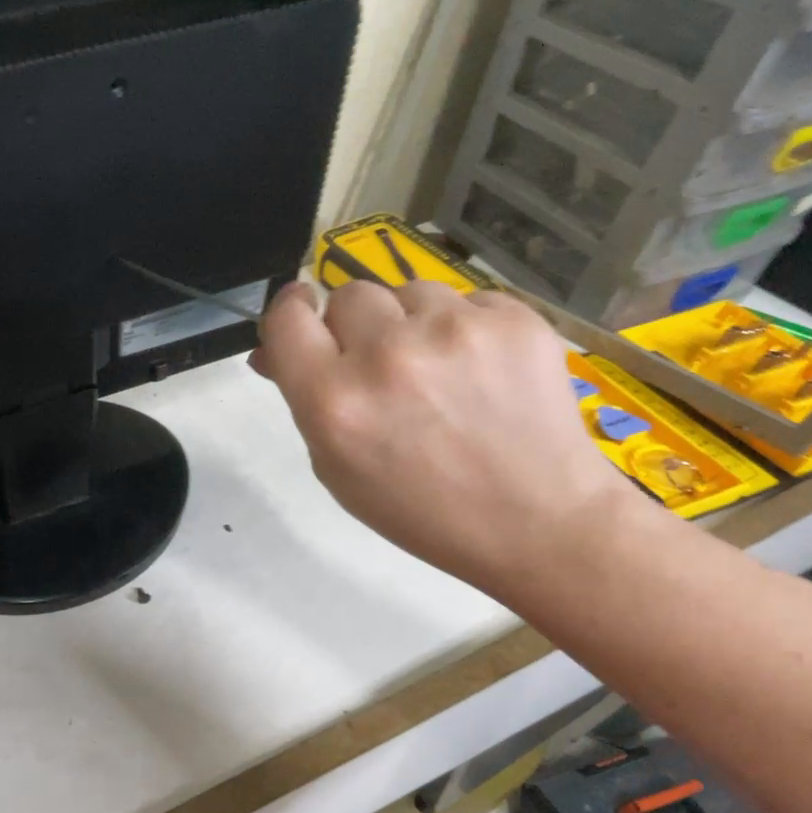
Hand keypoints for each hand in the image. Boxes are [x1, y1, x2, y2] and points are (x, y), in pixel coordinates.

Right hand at [252, 280, 645, 591]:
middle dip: (355, 326)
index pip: (287, 318)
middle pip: (348, 295)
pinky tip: (480, 372)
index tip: (302, 316)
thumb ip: (304, 401)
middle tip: (381, 367)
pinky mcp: (514, 318)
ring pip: (408, 291)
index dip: (290, 313)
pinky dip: (463, 328)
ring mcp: (456, 329)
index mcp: (334, 402)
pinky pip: (466, 299)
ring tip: (438, 371)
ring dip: (410, 322)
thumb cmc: (420, 509)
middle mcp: (387, 354)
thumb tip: (274, 351)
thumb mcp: (337, 468)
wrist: (537, 521)